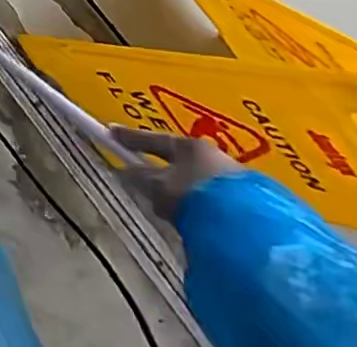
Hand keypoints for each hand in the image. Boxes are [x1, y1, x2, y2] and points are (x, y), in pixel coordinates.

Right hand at [111, 124, 243, 218]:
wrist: (246, 225)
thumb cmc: (198, 196)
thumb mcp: (163, 189)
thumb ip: (142, 178)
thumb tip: (123, 171)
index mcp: (189, 146)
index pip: (153, 140)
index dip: (131, 138)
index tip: (111, 132)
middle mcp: (210, 154)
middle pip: (175, 161)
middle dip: (158, 172)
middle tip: (143, 184)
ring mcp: (228, 176)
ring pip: (192, 181)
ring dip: (180, 193)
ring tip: (171, 214)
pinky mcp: (243, 200)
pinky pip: (208, 199)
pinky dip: (198, 208)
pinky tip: (194, 222)